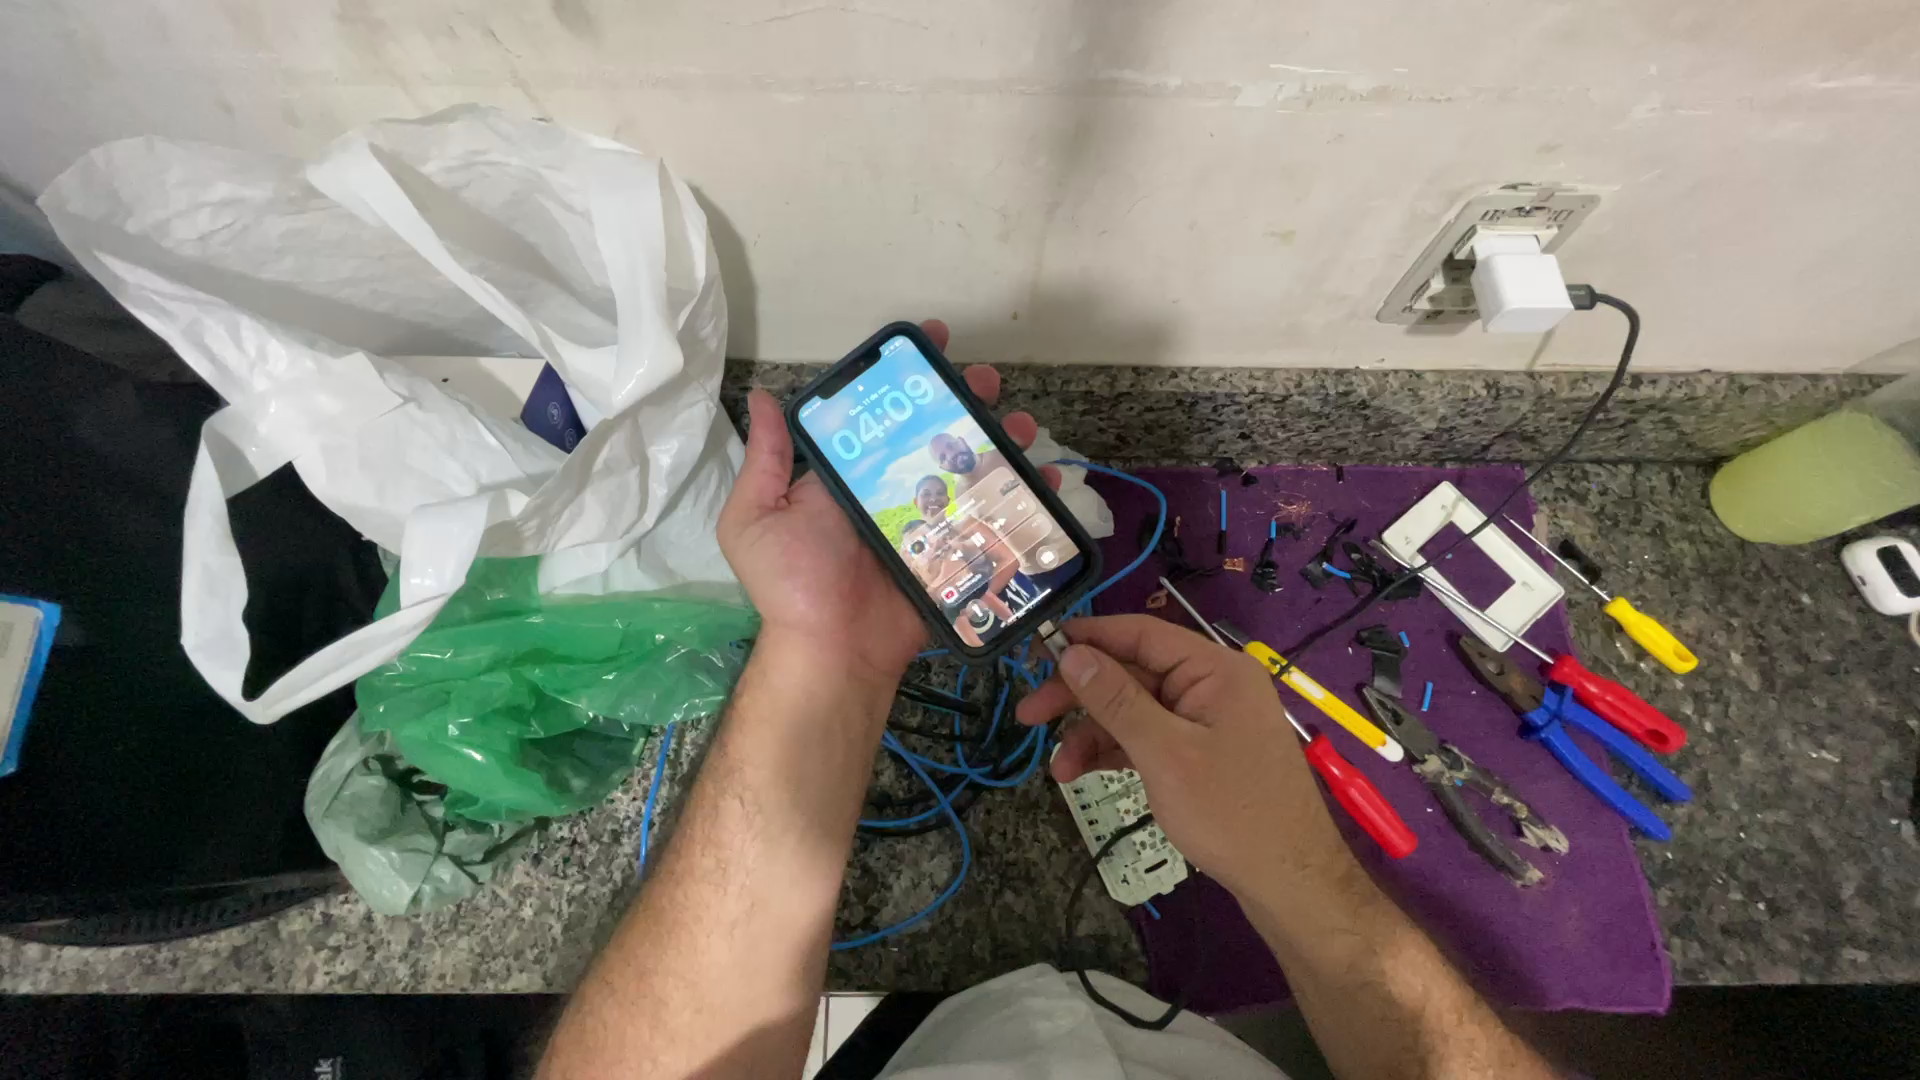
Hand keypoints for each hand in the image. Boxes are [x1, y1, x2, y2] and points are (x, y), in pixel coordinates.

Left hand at [719, 319, 1055, 689]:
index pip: (881, 415)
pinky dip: (1020, 499)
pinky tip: (1043, 479)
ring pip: (970, 471)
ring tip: (1020, 423)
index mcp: (850, 478)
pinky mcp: (956, 555)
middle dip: (964, 401)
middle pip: (935, 436)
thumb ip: (767, 461)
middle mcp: (891, 493)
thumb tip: (766, 398)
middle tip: (988, 381)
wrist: (833, 649)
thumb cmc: (794, 582)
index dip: (905, 378)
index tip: (930, 340)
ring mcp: (928, 524)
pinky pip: (991, 520)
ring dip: (999, 441)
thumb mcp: (759, 517)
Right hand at [1015, 615, 1355, 895]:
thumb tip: (1071, 653)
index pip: (1139, 634)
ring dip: (1092, 733)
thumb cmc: (1231, 813)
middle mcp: (1209, 684)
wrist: (1291, 887)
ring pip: (1133, 709)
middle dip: (1079, 695)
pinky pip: (1147, 736)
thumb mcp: (1164, 753)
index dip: (1087, 637)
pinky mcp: (1199, 751)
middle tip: (1028, 713)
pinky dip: (1115, 751)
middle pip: (1131, 673)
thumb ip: (1115, 699)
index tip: (1038, 648)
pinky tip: (1082, 772)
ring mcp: (1205, 719)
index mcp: (1212, 668)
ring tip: (1059, 769)